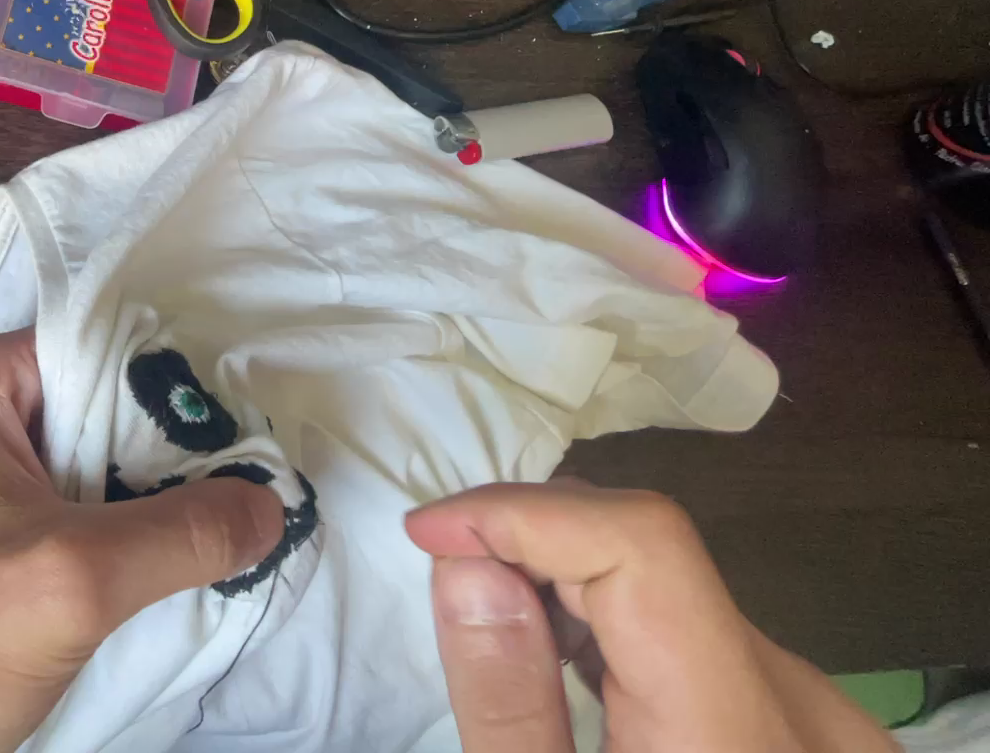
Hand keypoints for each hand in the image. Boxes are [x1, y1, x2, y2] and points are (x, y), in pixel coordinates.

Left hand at [0, 329, 284, 752]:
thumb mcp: (71, 578)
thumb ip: (180, 534)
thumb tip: (272, 502)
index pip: (102, 349)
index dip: (178, 382)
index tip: (255, 418)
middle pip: (105, 406)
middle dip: (177, 446)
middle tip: (263, 472)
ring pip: (98, 463)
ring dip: (159, 494)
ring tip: (243, 510)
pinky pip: (80, 509)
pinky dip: (128, 531)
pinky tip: (186, 551)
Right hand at [408, 483, 895, 752]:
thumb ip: (505, 700)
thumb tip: (461, 562)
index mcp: (742, 736)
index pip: (640, 543)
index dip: (520, 512)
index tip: (428, 535)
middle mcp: (804, 704)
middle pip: (643, 547)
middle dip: (519, 538)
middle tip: (442, 576)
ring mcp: (816, 707)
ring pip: (660, 569)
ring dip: (552, 565)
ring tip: (490, 616)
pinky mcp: (802, 713)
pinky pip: (682, 609)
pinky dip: (596, 599)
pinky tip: (557, 649)